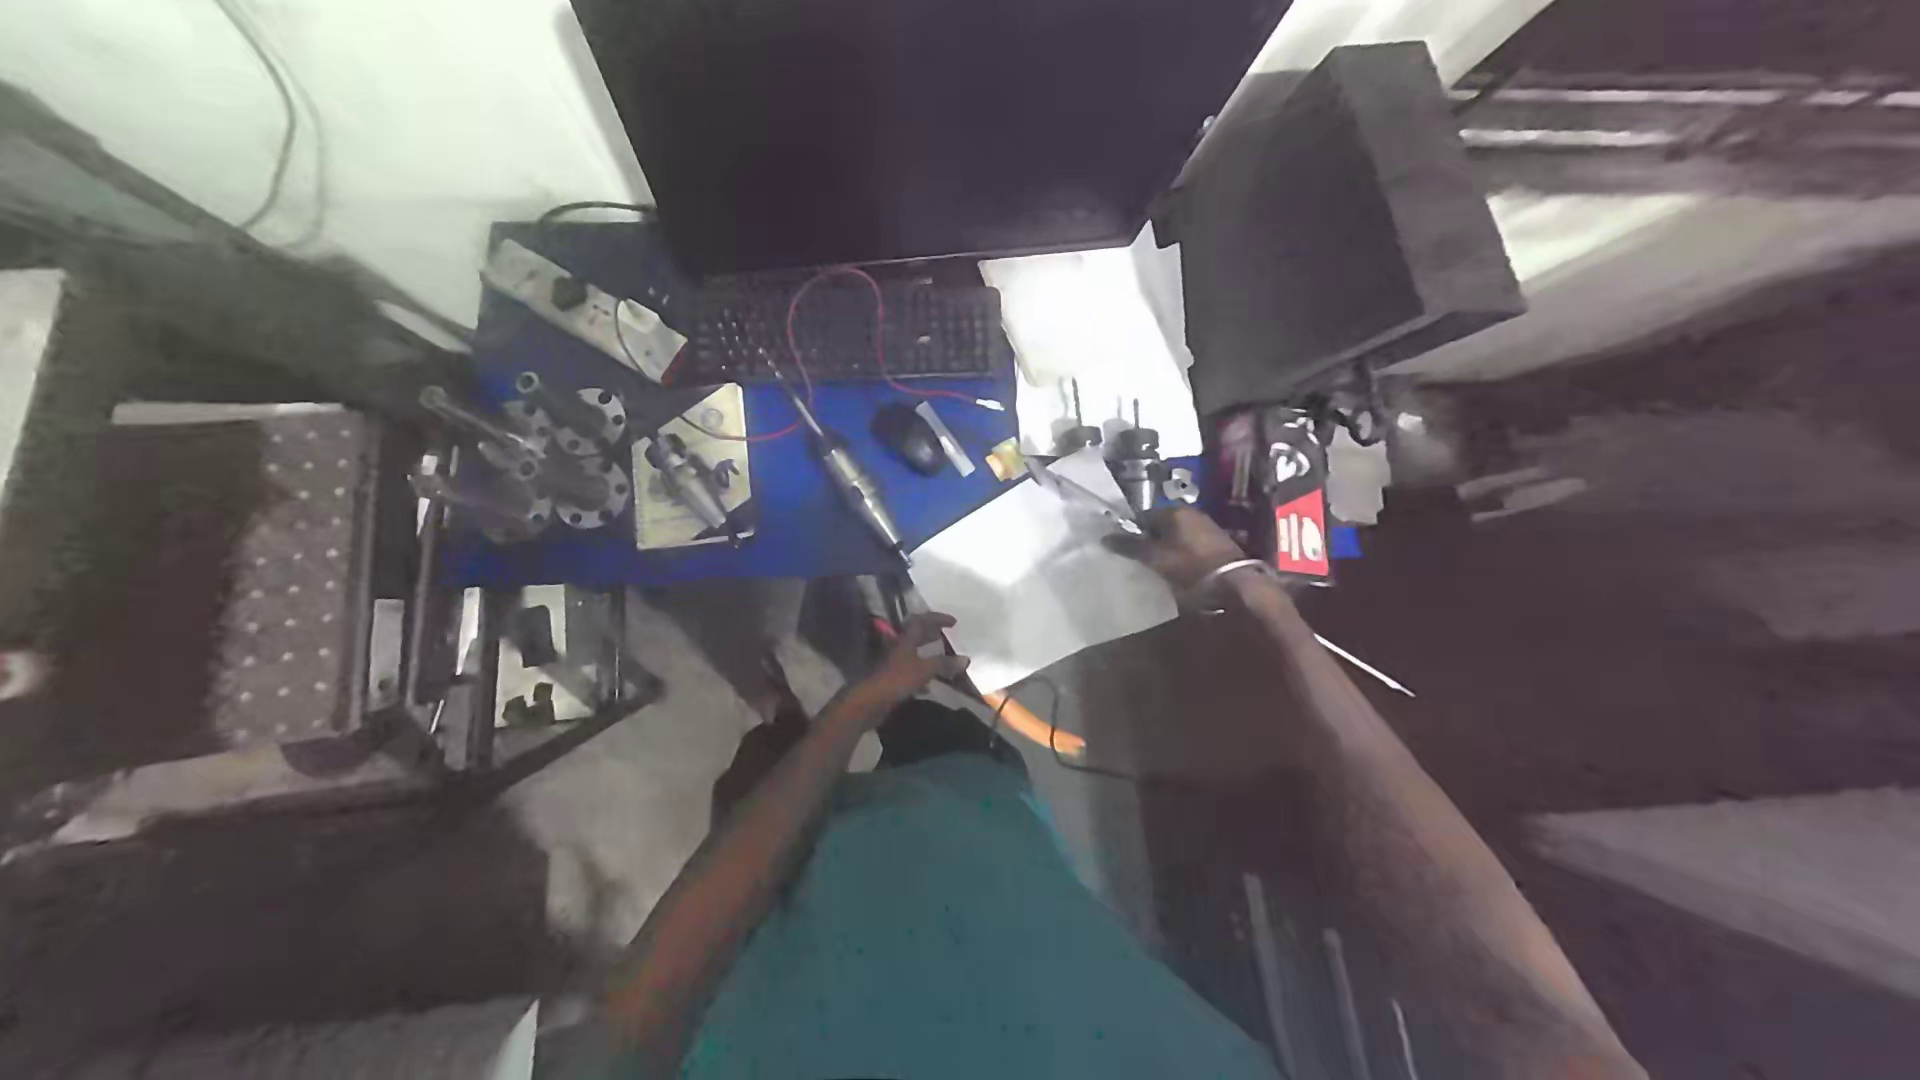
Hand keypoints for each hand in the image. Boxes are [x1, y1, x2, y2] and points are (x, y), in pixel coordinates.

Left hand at [844, 612, 969, 716]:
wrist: (868, 702)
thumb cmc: (896, 680)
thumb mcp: (923, 670)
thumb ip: (943, 664)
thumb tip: (965, 659)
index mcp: (905, 640)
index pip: (921, 621)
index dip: (937, 618)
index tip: (954, 622)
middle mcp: (899, 648)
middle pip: (916, 635)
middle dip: (931, 632)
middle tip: (945, 634)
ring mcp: (894, 664)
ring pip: (913, 653)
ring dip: (927, 652)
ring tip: (942, 655)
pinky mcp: (892, 680)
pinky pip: (911, 671)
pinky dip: (922, 673)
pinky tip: (931, 684)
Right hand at [1107, 505, 1247, 589]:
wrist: (1234, 584)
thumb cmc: (1190, 566)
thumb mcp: (1155, 558)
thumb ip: (1130, 546)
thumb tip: (1105, 537)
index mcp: (1174, 511)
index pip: (1142, 516)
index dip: (1131, 531)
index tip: (1124, 548)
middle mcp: (1191, 513)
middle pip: (1159, 525)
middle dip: (1148, 540)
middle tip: (1138, 559)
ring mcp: (1206, 527)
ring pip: (1174, 536)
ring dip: (1164, 548)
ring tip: (1154, 567)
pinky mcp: (1215, 543)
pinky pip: (1187, 544)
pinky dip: (1178, 554)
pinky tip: (1175, 569)